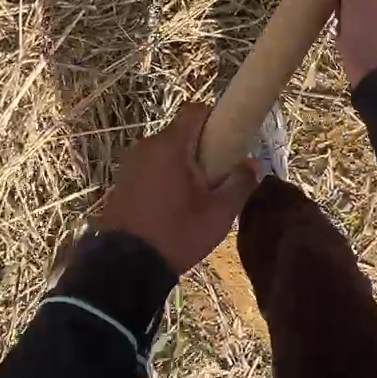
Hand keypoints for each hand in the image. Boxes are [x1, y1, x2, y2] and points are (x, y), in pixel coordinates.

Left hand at [96, 103, 261, 272]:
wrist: (124, 266)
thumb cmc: (177, 234)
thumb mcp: (218, 214)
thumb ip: (240, 184)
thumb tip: (255, 163)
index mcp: (171, 145)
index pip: (195, 111)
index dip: (215, 118)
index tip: (229, 141)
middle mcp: (148, 146)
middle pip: (181, 133)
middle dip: (202, 148)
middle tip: (217, 176)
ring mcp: (131, 163)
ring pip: (165, 152)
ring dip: (182, 165)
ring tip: (195, 197)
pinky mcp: (121, 181)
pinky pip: (150, 168)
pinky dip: (164, 177)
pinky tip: (172, 206)